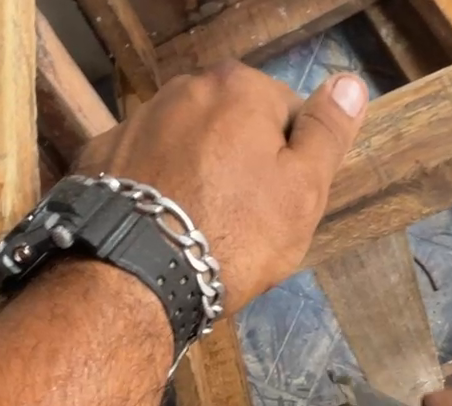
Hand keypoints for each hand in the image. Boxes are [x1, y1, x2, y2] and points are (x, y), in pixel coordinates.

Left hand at [75, 64, 366, 307]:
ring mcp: (137, 120)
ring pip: (185, 146)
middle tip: (241, 226)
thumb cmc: (237, 235)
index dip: (290, 164)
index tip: (279, 208)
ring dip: (196, 176)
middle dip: (240, 167)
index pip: (285, 114)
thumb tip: (350, 83)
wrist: (141, 276)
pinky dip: (154, 189)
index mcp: (240, 88)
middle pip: (231, 128)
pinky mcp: (101, 157)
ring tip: (197, 231)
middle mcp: (184, 88)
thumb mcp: (302, 192)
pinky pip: (143, 168)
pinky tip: (159, 227)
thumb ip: (327, 134)